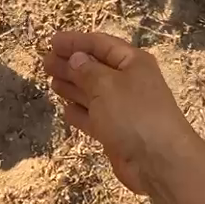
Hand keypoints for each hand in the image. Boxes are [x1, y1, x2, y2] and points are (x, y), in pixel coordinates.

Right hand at [40, 31, 204, 195]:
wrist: (158, 161)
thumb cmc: (134, 115)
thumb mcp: (107, 86)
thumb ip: (87, 71)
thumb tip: (76, 58)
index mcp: (132, 63)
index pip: (101, 44)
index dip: (76, 42)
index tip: (51, 42)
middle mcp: (129, 83)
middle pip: (95, 68)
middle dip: (71, 64)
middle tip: (46, 62)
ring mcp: (122, 110)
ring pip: (93, 93)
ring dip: (73, 87)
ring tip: (51, 81)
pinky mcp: (116, 133)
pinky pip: (94, 118)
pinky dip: (80, 113)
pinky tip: (66, 110)